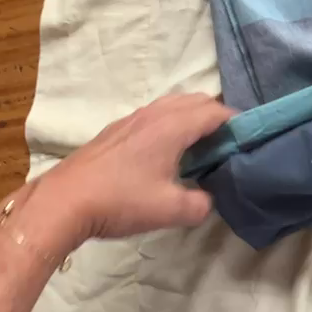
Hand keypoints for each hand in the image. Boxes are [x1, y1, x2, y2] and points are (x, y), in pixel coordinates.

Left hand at [16, 93, 232, 249]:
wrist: (63, 202)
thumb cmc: (120, 201)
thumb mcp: (170, 210)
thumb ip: (200, 204)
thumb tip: (209, 198)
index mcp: (173, 126)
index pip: (216, 111)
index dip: (237, 122)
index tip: (248, 140)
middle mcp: (155, 114)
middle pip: (197, 101)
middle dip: (216, 116)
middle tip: (227, 143)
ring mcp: (133, 119)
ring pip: (174, 105)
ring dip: (192, 117)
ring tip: (199, 146)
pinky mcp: (116, 130)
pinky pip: (155, 115)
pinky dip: (171, 123)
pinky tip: (165, 152)